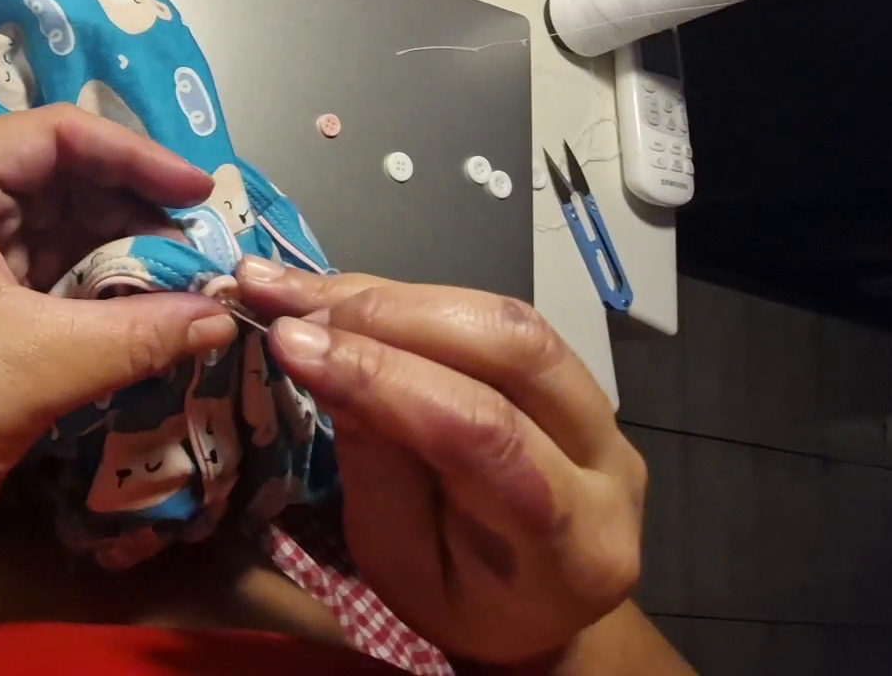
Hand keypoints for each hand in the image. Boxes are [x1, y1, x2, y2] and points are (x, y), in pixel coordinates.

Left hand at [0, 105, 236, 554]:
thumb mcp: (38, 365)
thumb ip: (140, 333)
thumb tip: (227, 316)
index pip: (56, 135)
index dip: (136, 154)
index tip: (198, 191)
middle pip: (64, 175)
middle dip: (136, 205)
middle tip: (201, 240)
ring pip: (63, 225)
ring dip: (125, 246)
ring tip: (188, 272)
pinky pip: (53, 269)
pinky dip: (101, 281)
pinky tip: (148, 300)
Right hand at [236, 259, 644, 666]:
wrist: (532, 602)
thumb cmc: (458, 598)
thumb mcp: (397, 562)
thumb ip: (373, 465)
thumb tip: (326, 359)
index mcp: (571, 537)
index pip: (483, 430)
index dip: (381, 374)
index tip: (291, 343)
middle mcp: (602, 454)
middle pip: (509, 344)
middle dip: (386, 315)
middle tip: (293, 314)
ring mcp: (592, 400)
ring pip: (494, 311)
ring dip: (381, 293)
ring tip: (289, 290)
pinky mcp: (561, 365)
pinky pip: (476, 307)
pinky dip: (391, 293)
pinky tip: (324, 290)